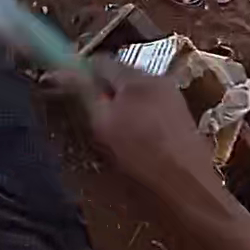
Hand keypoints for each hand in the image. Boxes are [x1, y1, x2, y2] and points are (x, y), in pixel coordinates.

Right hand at [57, 56, 227, 211]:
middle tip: (90, 115)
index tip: (66, 89)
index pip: (100, 60)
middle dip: (102, 89)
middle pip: (120, 74)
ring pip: (136, 91)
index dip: (79, 72)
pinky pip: (151, 105)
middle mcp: (157, 77)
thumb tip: (60, 72)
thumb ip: (83, 93)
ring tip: (112, 132)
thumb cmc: (141, 157)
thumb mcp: (103, 125)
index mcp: (136, 76)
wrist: (189, 189)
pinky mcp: (182, 116)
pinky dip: (138, 115)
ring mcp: (173, 96)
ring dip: (120, 103)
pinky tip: (135, 140)